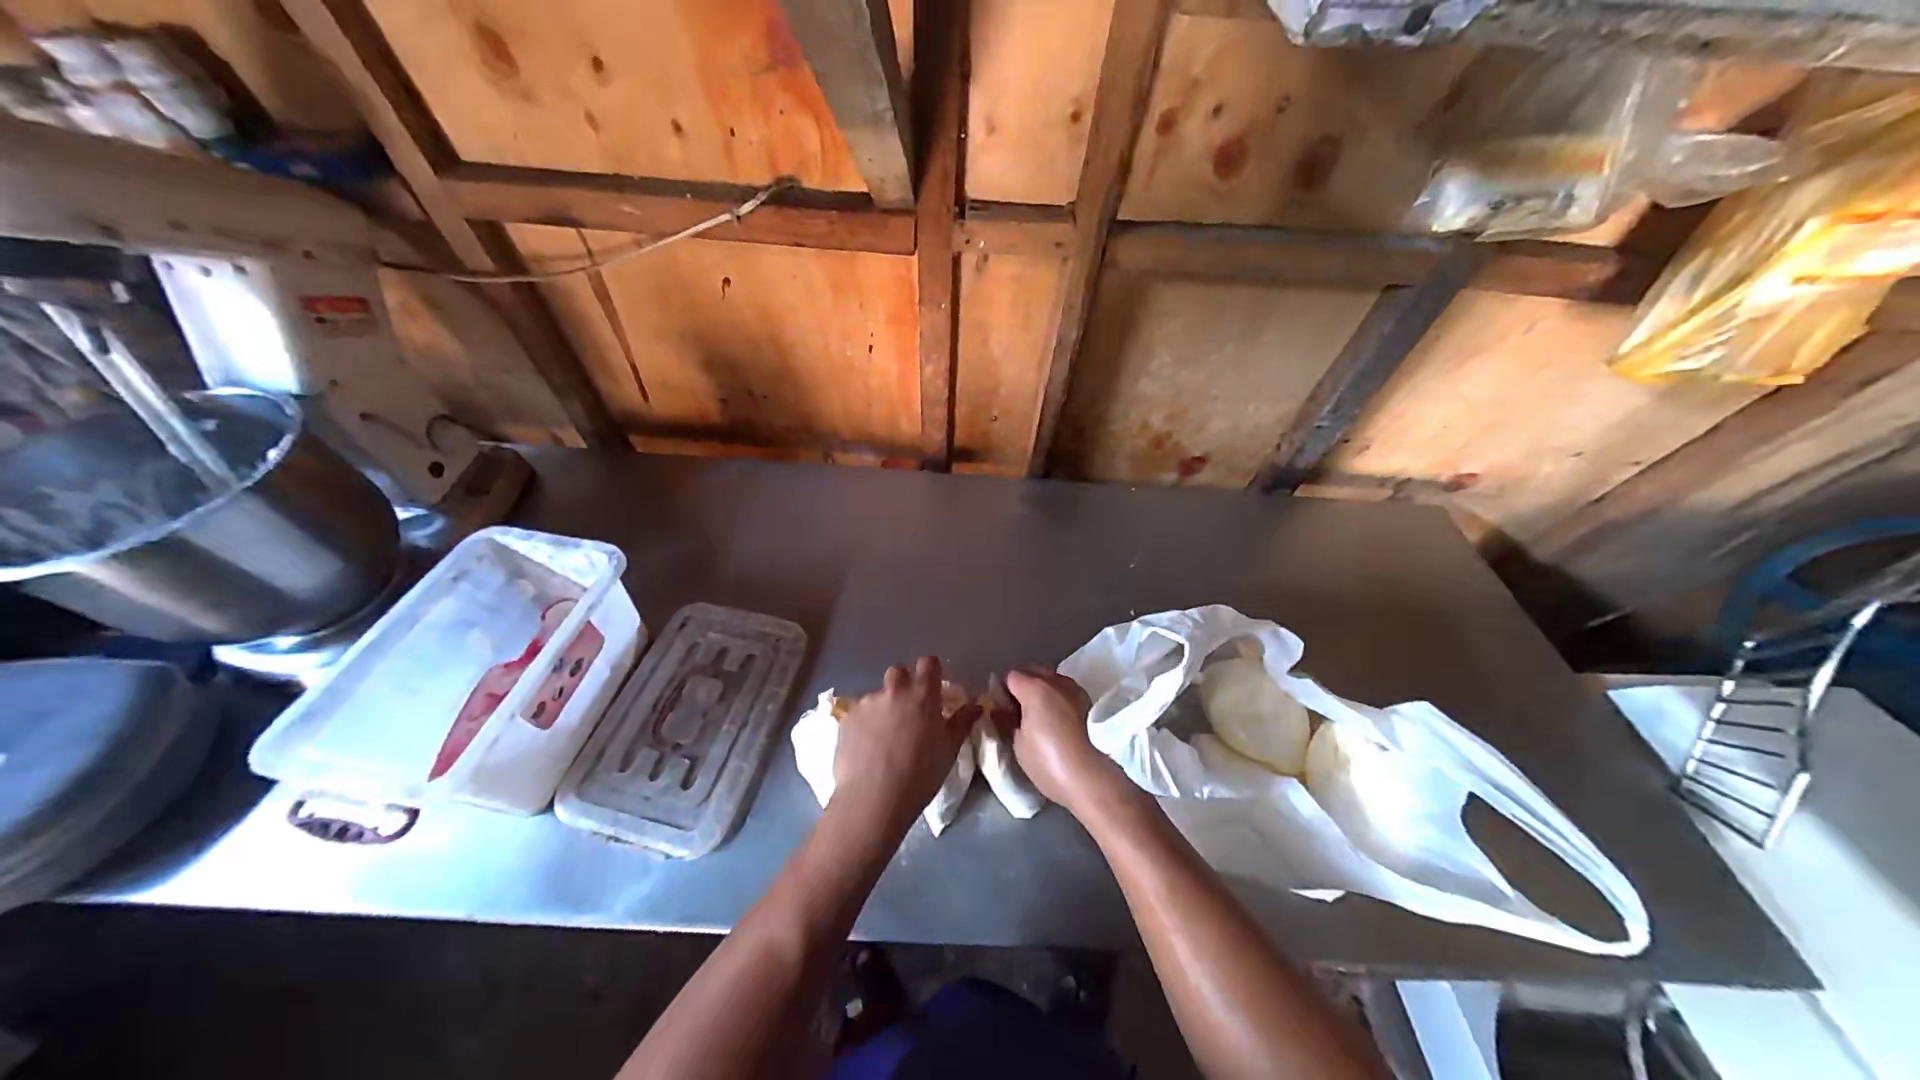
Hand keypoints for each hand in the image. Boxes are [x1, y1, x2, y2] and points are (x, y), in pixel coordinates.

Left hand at [832, 656, 975, 831]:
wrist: (872, 799)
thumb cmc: (920, 775)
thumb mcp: (949, 750)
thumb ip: (962, 722)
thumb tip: (975, 706)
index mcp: (922, 695)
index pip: (928, 663)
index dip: (931, 671)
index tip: (934, 686)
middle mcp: (893, 691)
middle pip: (899, 672)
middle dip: (905, 684)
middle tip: (910, 710)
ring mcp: (867, 703)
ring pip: (878, 695)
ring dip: (885, 706)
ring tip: (886, 735)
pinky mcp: (847, 719)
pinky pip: (860, 713)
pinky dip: (866, 723)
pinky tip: (868, 746)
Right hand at [1003, 670, 1134, 815]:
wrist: (1083, 774)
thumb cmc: (1044, 759)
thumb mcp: (1016, 741)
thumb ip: (1006, 718)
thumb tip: (999, 709)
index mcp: (1034, 687)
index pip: (1010, 677)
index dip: (1002, 691)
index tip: (1000, 708)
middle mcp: (1055, 681)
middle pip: (1031, 671)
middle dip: (1022, 684)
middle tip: (1015, 709)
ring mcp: (1072, 689)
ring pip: (1050, 677)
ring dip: (1040, 688)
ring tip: (1035, 712)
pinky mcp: (1084, 701)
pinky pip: (1063, 688)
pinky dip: (1055, 695)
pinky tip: (1052, 715)